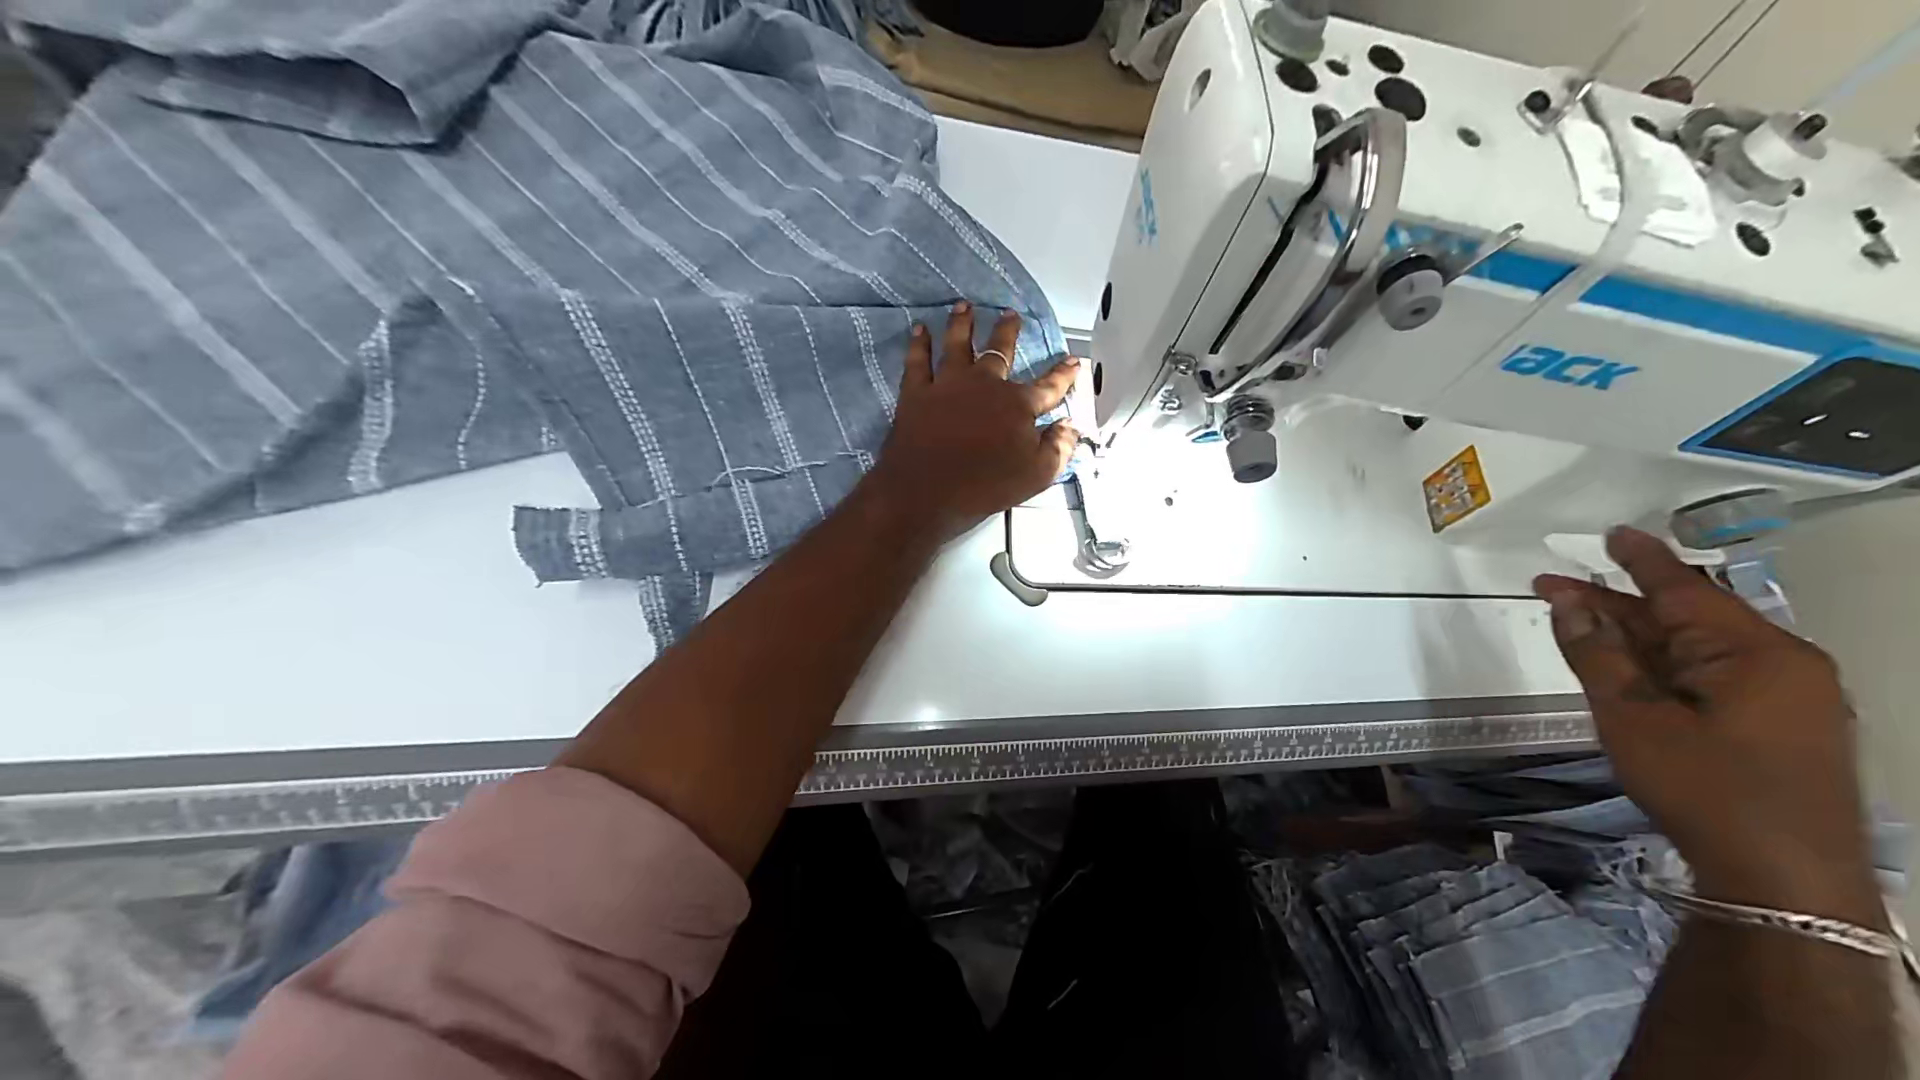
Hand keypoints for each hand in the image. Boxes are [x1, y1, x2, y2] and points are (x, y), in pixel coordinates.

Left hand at [862, 302, 1079, 541]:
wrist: (926, 490)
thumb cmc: (984, 486)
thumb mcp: (1036, 475)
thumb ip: (1058, 448)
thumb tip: (1070, 427)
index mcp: (1017, 405)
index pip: (1049, 386)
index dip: (1064, 374)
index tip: (1073, 360)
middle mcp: (985, 385)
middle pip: (1000, 351)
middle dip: (1008, 331)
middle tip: (1011, 314)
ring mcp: (948, 385)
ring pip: (957, 344)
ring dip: (962, 324)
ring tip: (964, 306)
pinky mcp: (916, 393)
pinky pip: (917, 361)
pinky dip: (919, 344)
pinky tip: (919, 330)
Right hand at [1534, 528, 1882, 927]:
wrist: (1784, 878)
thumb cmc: (1704, 787)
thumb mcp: (1632, 716)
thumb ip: (1596, 653)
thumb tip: (1566, 601)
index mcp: (1756, 652)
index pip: (1684, 588)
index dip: (1640, 560)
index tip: (1610, 533)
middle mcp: (1782, 663)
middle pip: (1686, 616)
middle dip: (1617, 603)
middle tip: (1553, 589)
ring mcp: (1788, 696)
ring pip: (1695, 646)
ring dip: (1635, 635)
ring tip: (1578, 624)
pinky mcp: (1781, 723)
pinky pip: (1711, 673)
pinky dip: (1661, 662)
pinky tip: (1626, 665)